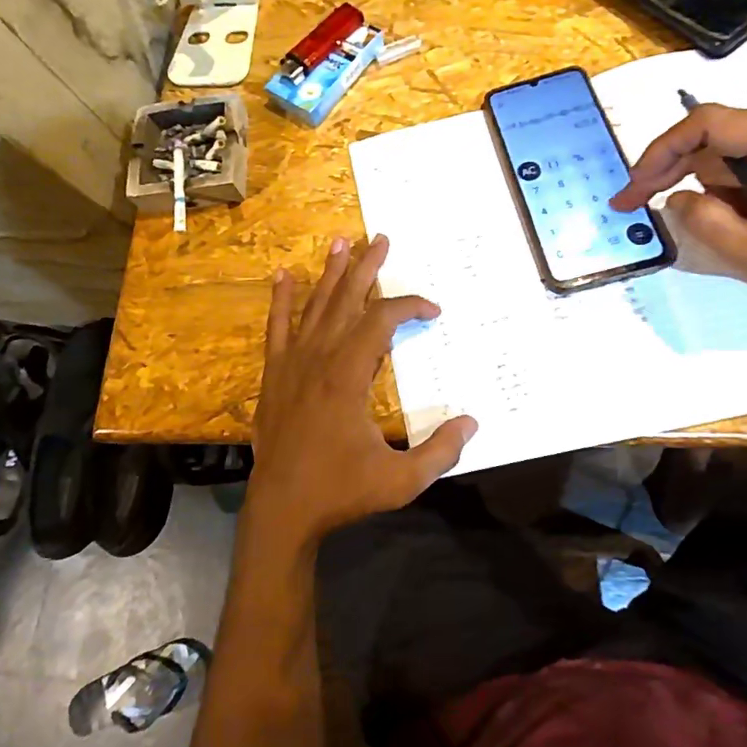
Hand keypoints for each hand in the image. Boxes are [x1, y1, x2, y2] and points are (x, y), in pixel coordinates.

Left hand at [245, 235, 477, 546]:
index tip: (433, 310)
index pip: (382, 321)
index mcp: (349, 375)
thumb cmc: (341, 491)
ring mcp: (292, 362)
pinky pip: (276, 326)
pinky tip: (283, 275)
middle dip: (367, 267)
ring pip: (314, 306)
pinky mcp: (273, 373)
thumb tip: (472, 422)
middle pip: (347, 299)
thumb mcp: (401, 480)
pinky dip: (281, 299)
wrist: (282, 508)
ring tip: (342, 241)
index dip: (409, 306)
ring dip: (331, 273)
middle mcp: (319, 357)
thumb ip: (440, 450)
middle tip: (381, 238)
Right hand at [610, 104, 746, 308]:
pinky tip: (731, 217)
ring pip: (720, 149)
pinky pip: (736, 160)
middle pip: (712, 133)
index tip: (636, 185)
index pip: (713, 123)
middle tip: (631, 202)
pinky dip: (718, 188)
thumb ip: (711, 227)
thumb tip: (675, 198)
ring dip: (697, 184)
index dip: (664, 149)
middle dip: (668, 168)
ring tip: (704, 224)